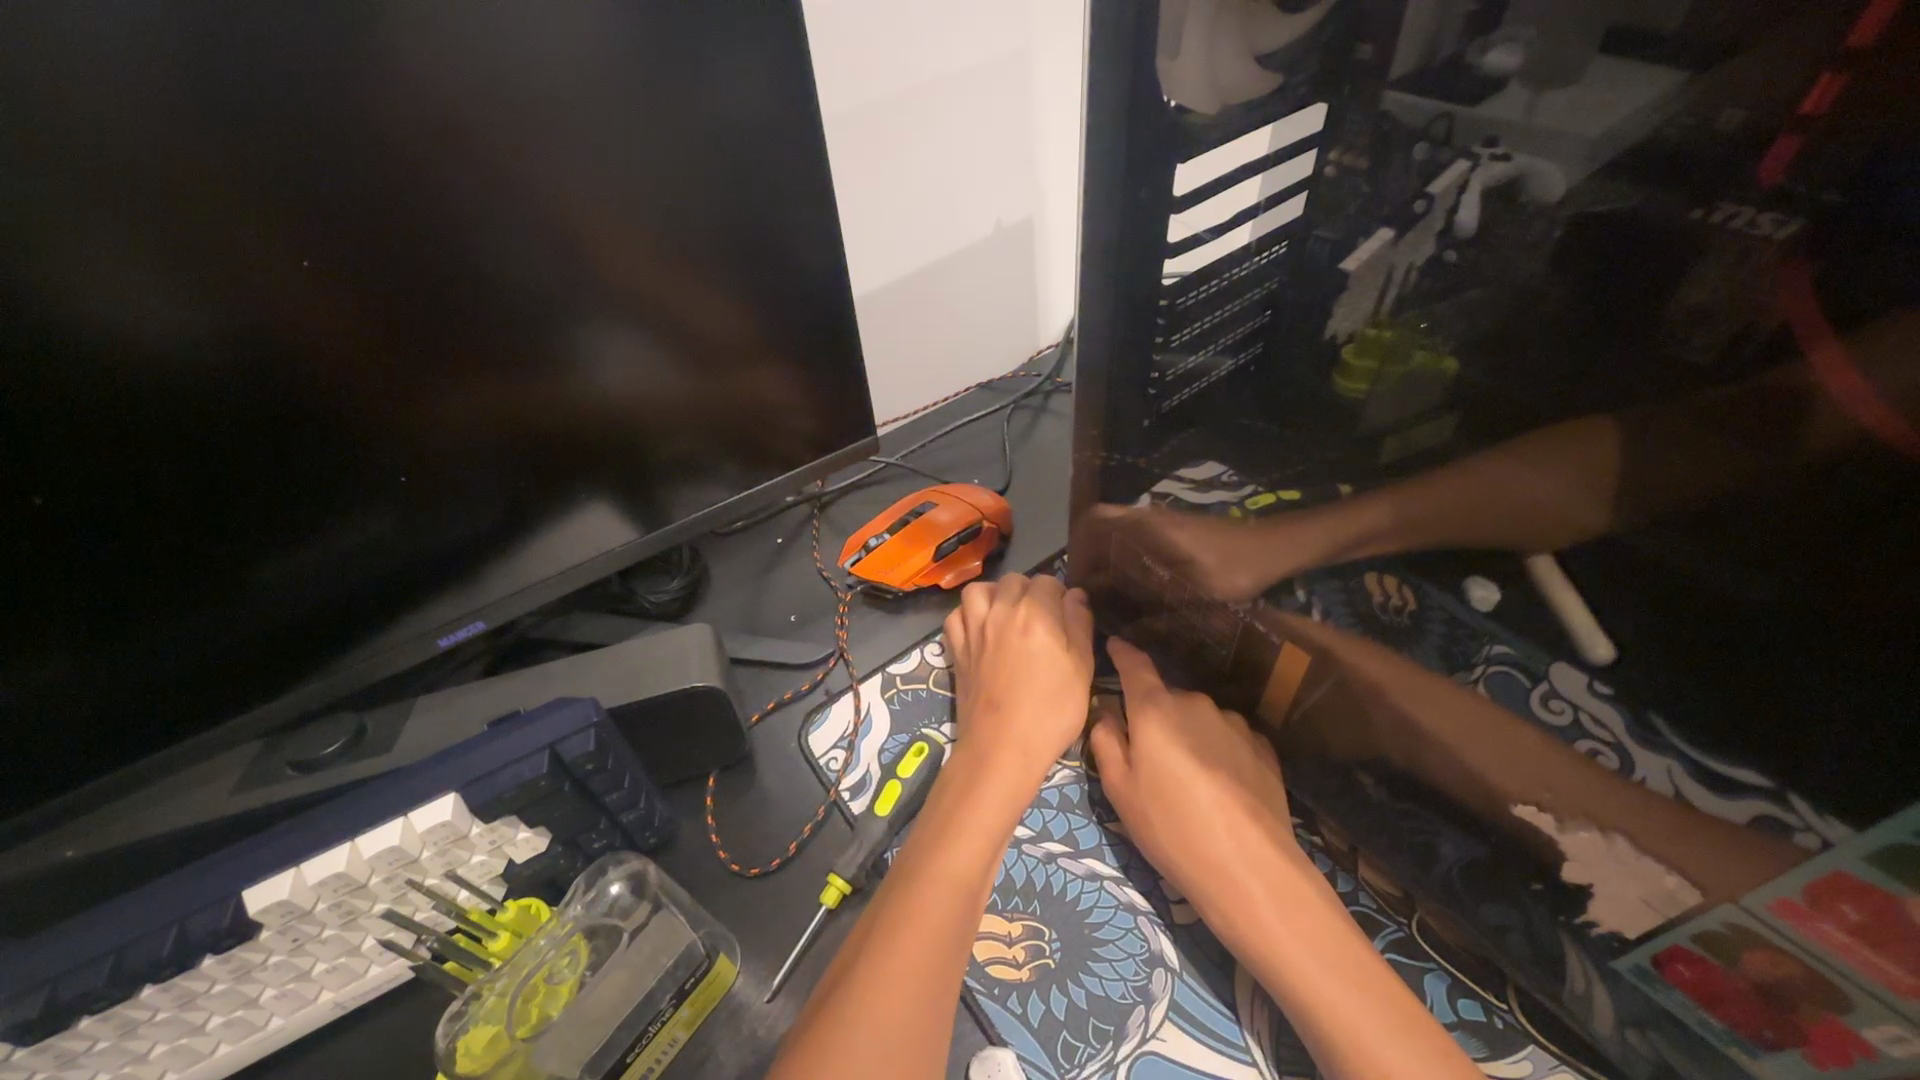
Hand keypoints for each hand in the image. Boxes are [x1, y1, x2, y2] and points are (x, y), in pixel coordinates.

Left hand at [943, 574, 1095, 780]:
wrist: (1002, 748)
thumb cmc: (1051, 711)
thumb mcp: (1082, 668)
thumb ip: (1079, 624)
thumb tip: (1075, 595)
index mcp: (1035, 613)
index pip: (1048, 581)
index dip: (1060, 595)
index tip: (1065, 616)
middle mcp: (1000, 612)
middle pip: (1014, 581)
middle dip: (1029, 591)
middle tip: (1040, 618)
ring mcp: (973, 629)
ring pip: (978, 590)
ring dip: (994, 595)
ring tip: (1006, 614)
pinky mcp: (956, 649)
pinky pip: (955, 615)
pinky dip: (967, 615)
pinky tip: (980, 629)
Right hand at [1081, 504, 1300, 602]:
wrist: (1275, 548)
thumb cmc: (1236, 569)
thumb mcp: (1198, 597)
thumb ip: (1159, 613)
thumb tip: (1124, 632)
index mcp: (1148, 527)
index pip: (1095, 521)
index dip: (1077, 546)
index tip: (1075, 580)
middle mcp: (1148, 519)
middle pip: (1100, 527)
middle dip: (1087, 557)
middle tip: (1085, 593)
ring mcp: (1161, 523)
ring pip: (1117, 534)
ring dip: (1105, 559)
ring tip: (1102, 595)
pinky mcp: (1173, 532)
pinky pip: (1134, 541)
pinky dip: (1123, 560)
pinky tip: (1130, 591)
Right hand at [1088, 638, 1310, 922]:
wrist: (1248, 866)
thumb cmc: (1170, 827)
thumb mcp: (1119, 790)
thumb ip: (1107, 742)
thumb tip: (1108, 713)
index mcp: (1156, 709)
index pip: (1136, 665)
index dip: (1123, 653)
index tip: (1115, 644)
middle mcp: (1197, 703)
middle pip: (1167, 698)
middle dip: (1155, 716)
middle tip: (1148, 757)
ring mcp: (1234, 723)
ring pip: (1200, 719)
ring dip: (1189, 736)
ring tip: (1188, 780)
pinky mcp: (1263, 747)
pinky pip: (1228, 738)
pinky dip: (1217, 751)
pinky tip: (1218, 787)